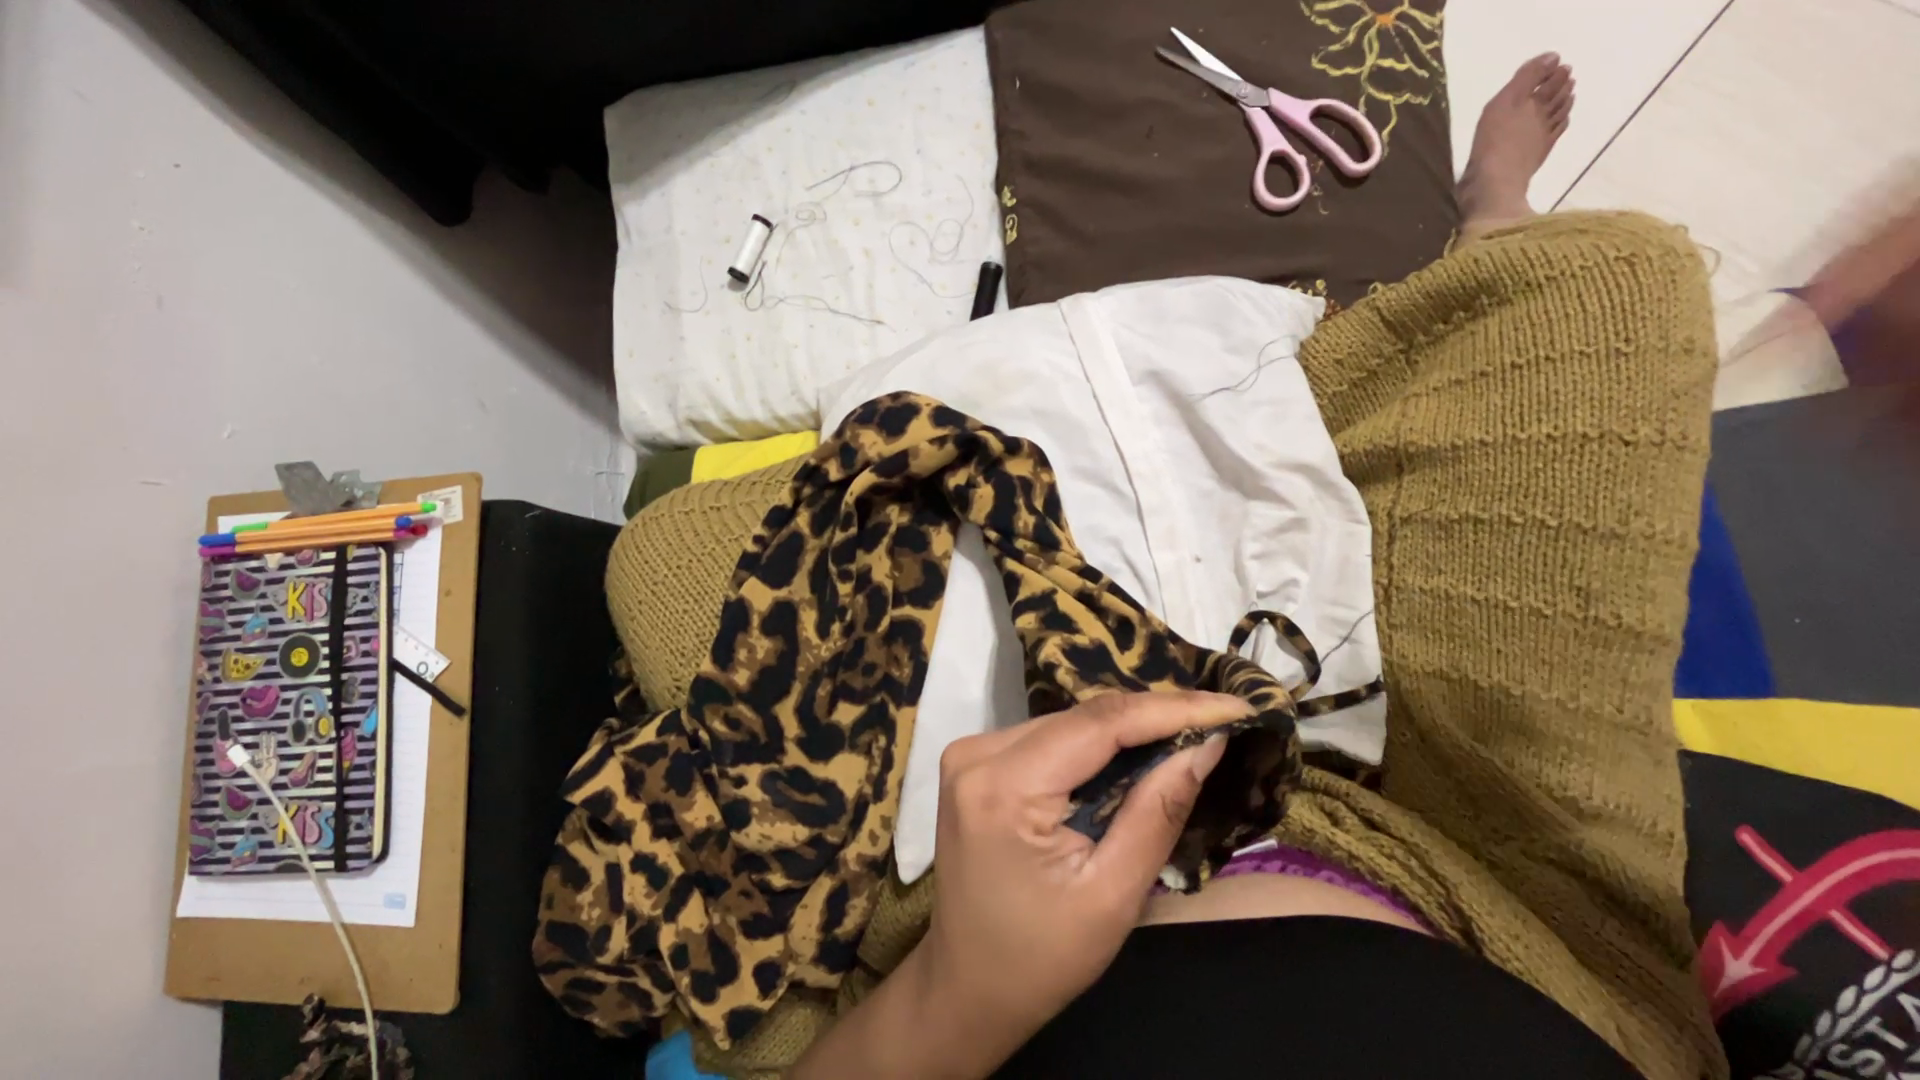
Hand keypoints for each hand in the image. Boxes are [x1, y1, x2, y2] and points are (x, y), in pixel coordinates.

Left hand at [911, 691, 1246, 1065]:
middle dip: (1156, 717)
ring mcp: (970, 754)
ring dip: (1128, 731)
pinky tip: (1138, 756)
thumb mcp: (1113, 895)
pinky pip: (1049, 740)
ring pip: (1068, 723)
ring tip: (1193, 734)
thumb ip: (1157, 811)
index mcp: (1003, 786)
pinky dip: (1096, 747)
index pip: (1100, 723)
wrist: (967, 986)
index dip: (1173, 708)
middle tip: (1225, 720)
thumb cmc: (1041, 957)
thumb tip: (1206, 742)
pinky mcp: (975, 764)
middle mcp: (977, 753)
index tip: (1237, 705)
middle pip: (1083, 718)